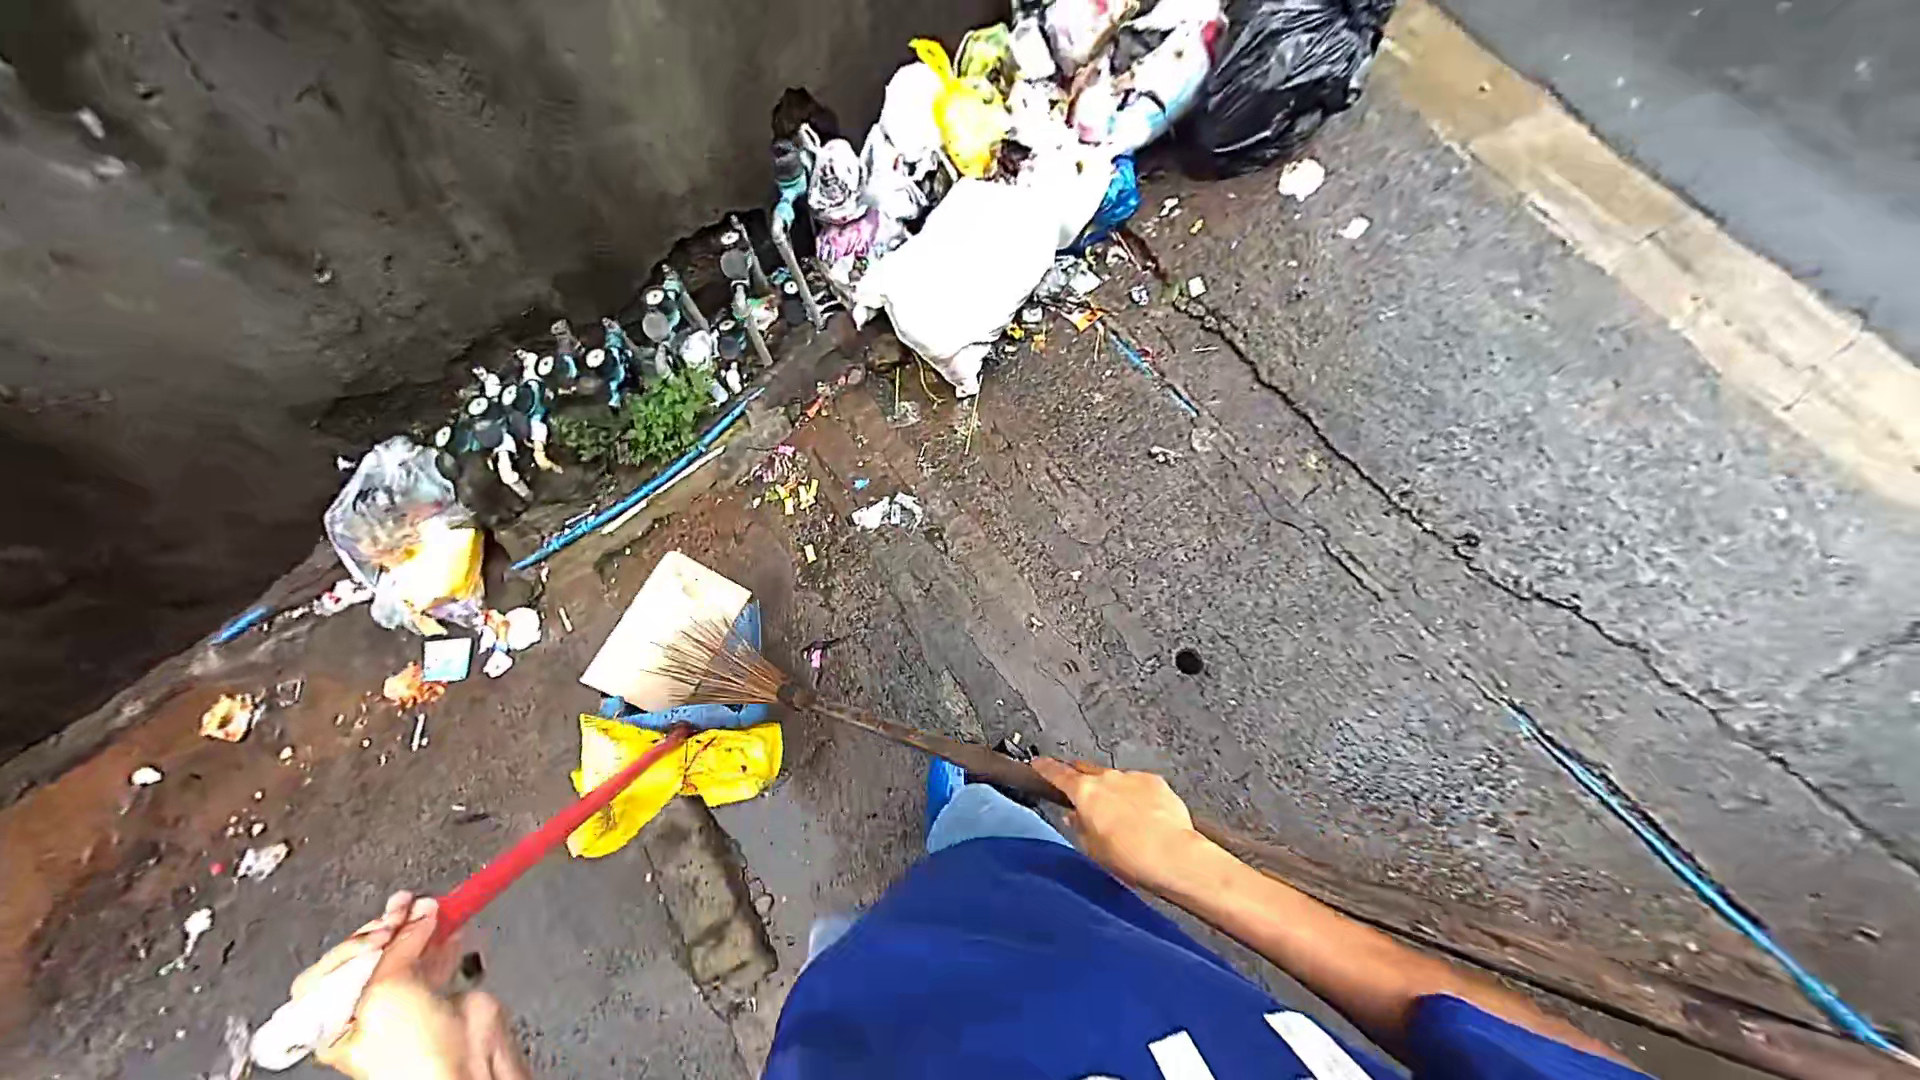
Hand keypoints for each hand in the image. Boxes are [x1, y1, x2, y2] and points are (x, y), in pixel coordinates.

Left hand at [291, 892, 528, 1079]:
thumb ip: (400, 946)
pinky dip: (447, 935)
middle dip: (390, 927)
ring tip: (432, 905)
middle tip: (405, 905)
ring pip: (408, 951)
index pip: (332, 969)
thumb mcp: (386, 991)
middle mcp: (365, 1009)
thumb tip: (417, 912)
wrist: (461, 1063)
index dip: (356, 942)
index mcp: (332, 1020)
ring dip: (421, 925)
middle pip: (371, 956)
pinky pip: (439, 954)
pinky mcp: (441, 989)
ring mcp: (406, 998)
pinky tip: (452, 923)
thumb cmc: (407, 1054)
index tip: (385, 925)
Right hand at [1030, 758, 1214, 890]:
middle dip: (1082, 781)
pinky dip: (1137, 797)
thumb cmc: (1132, 858)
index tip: (1039, 763)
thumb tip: (1074, 817)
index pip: (1057, 773)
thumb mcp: (1092, 849)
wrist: (1174, 855)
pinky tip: (1145, 818)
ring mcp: (1132, 777)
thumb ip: (1078, 827)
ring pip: (1114, 780)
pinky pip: (1139, 785)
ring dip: (1113, 793)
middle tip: (1084, 798)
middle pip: (1086, 771)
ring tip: (1123, 821)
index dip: (1045, 767)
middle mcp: (1106, 778)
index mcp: (1084, 792)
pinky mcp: (1155, 782)